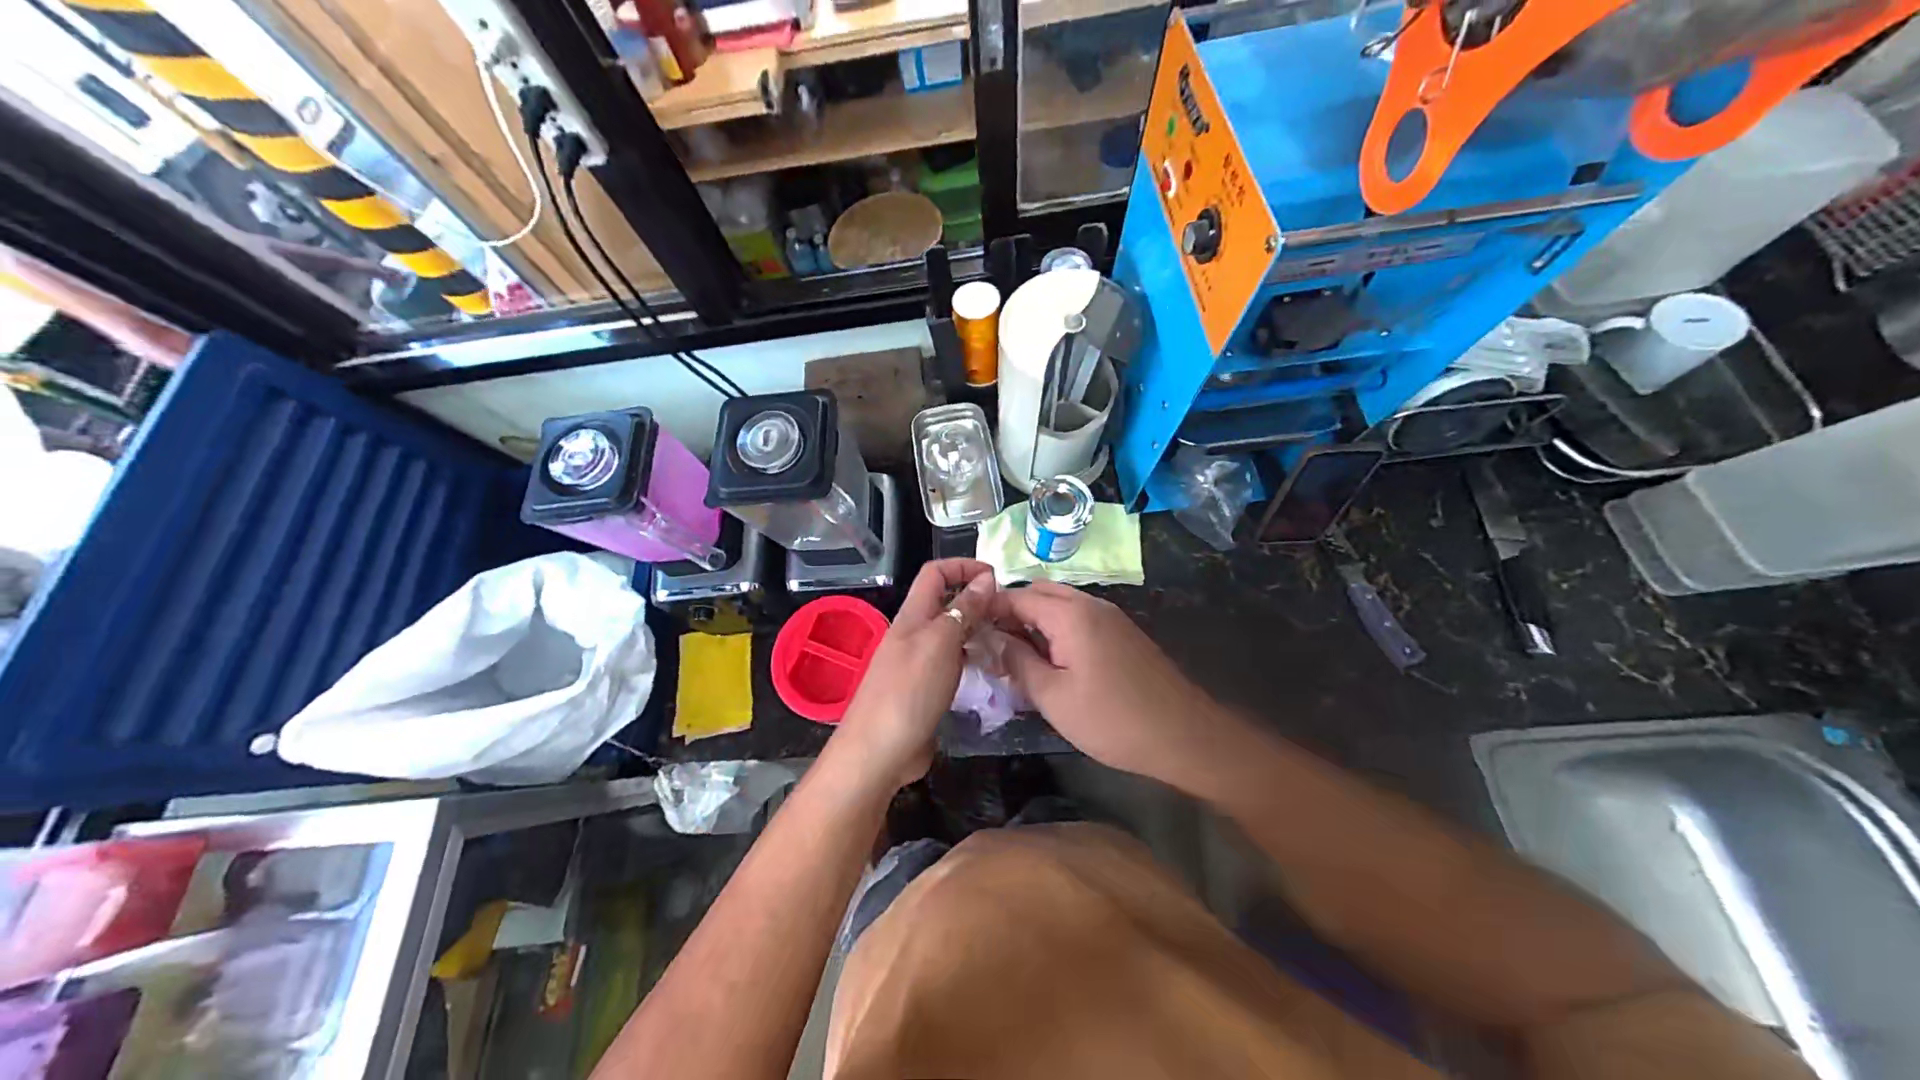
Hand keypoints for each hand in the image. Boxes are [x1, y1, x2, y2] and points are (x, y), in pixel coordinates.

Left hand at [827, 558, 996, 793]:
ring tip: (1008, 636)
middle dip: (976, 597)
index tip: (996, 576)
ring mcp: (918, 663)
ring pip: (951, 633)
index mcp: (912, 615)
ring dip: (977, 628)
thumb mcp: (939, 643)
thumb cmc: (909, 692)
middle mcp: (914, 634)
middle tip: (1011, 611)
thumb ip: (962, 610)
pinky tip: (991, 669)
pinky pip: (952, 662)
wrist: (878, 752)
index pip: (935, 573)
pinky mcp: (925, 690)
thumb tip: (985, 579)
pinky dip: (972, 658)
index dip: (963, 565)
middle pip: (945, 601)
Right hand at [989, 581, 1253, 792]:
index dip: (989, 612)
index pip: (1016, 595)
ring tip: (1018, 659)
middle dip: (1012, 614)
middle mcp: (1091, 605)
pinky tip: (1051, 664)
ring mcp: (1111, 618)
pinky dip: (1058, 632)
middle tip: (993, 649)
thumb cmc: (1112, 720)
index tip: (970, 637)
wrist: (1184, 736)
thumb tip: (989, 637)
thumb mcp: (1053, 696)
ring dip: (1035, 623)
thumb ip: (1016, 661)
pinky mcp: (1123, 634)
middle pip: (1039, 593)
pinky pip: (1080, 620)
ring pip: (1060, 606)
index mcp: (1070, 614)